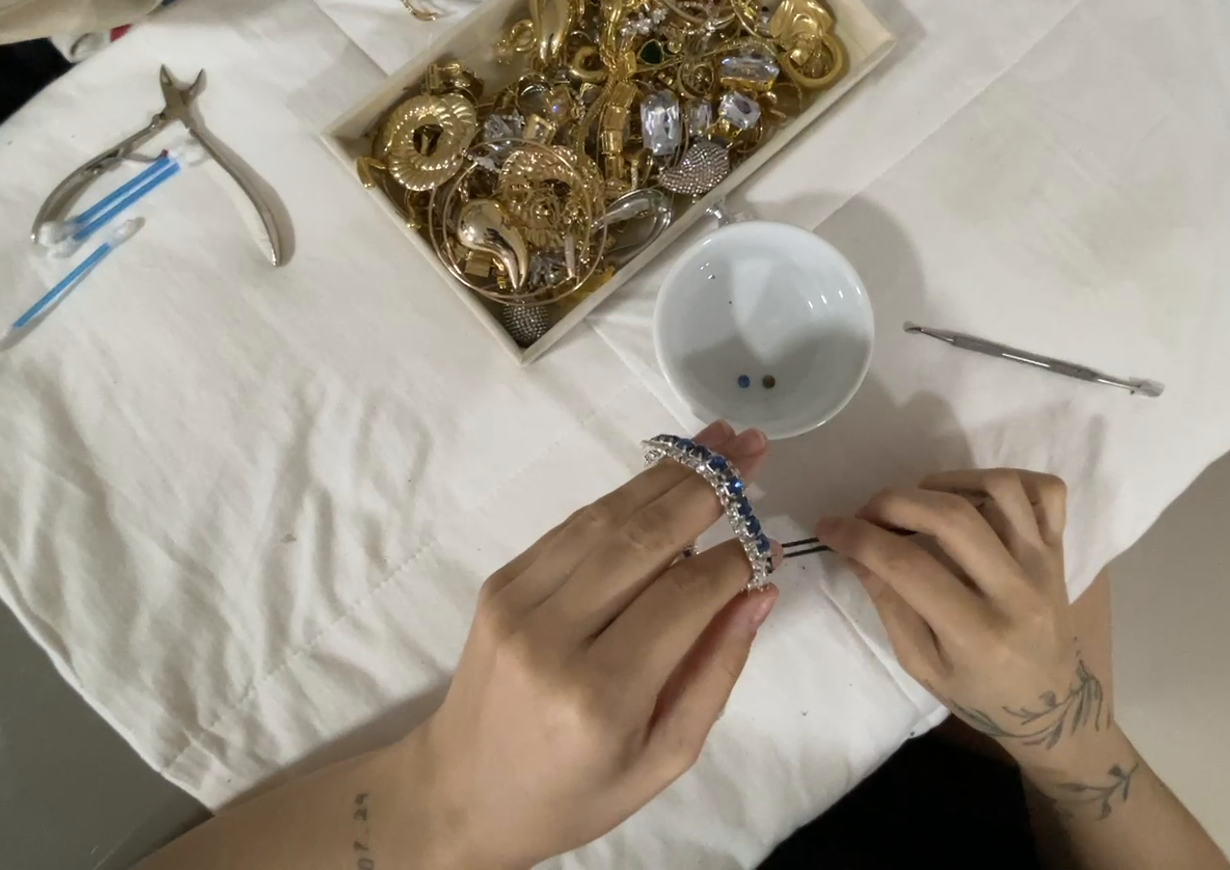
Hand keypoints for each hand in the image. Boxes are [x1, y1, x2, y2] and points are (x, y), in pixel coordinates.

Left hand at [395, 422, 778, 868]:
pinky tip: (663, 472)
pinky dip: (626, 495)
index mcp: (599, 695)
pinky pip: (576, 523)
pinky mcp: (502, 578)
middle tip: (751, 446)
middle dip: (708, 484)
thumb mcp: (662, 758)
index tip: (768, 537)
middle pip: (645, 538)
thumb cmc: (574, 789)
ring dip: (668, 473)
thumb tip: (758, 589)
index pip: (685, 598)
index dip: (734, 558)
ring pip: (609, 517)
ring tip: (717, 439)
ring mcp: (518, 600)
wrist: (460, 789)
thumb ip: (715, 671)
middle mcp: (552, 635)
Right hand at [815, 470, 1119, 787]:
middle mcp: (1018, 594)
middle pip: (952, 518)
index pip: (908, 567)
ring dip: (943, 483)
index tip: (828, 527)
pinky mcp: (1061, 550)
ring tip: (918, 503)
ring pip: (1000, 490)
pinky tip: (970, 495)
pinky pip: (1044, 490)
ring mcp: (1045, 566)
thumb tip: (850, 546)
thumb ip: (886, 601)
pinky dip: (1002, 480)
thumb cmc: (977, 694)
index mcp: (979, 636)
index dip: (858, 538)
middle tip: (867, 514)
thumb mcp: (920, 663)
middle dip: (892, 502)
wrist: (1053, 710)